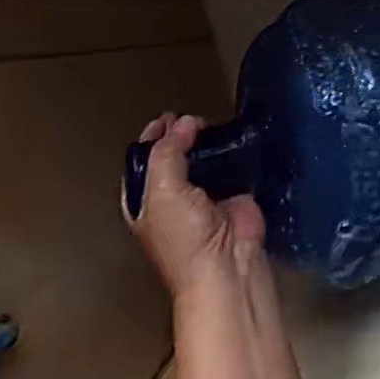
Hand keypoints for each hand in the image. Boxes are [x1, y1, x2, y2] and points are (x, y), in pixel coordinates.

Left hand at [125, 113, 265, 298]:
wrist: (226, 260)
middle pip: (173, 158)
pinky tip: (236, 137)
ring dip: (207, 142)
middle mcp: (172, 198)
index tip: (165, 118)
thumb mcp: (163, 192)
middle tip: (192, 119)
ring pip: (203, 160)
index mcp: (145, 202)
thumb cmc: (185, 238)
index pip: (143, 163)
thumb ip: (168, 154)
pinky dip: (234, 151)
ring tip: (213, 125)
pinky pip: (232, 165)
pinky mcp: (234, 193)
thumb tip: (183, 124)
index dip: (151, 139)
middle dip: (180, 136)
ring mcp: (205, 195)